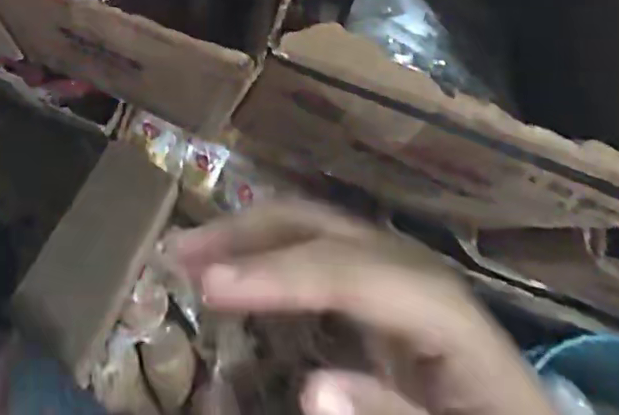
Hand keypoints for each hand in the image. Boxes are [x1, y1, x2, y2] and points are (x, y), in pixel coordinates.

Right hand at [167, 201, 556, 414]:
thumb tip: (311, 391)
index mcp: (439, 307)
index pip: (342, 272)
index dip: (271, 274)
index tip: (206, 286)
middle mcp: (412, 269)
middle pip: (320, 228)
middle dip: (245, 234)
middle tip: (180, 254)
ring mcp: (397, 271)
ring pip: (311, 226)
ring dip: (247, 233)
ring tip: (192, 251)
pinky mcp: (383, 286)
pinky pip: (314, 250)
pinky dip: (267, 251)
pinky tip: (238, 267)